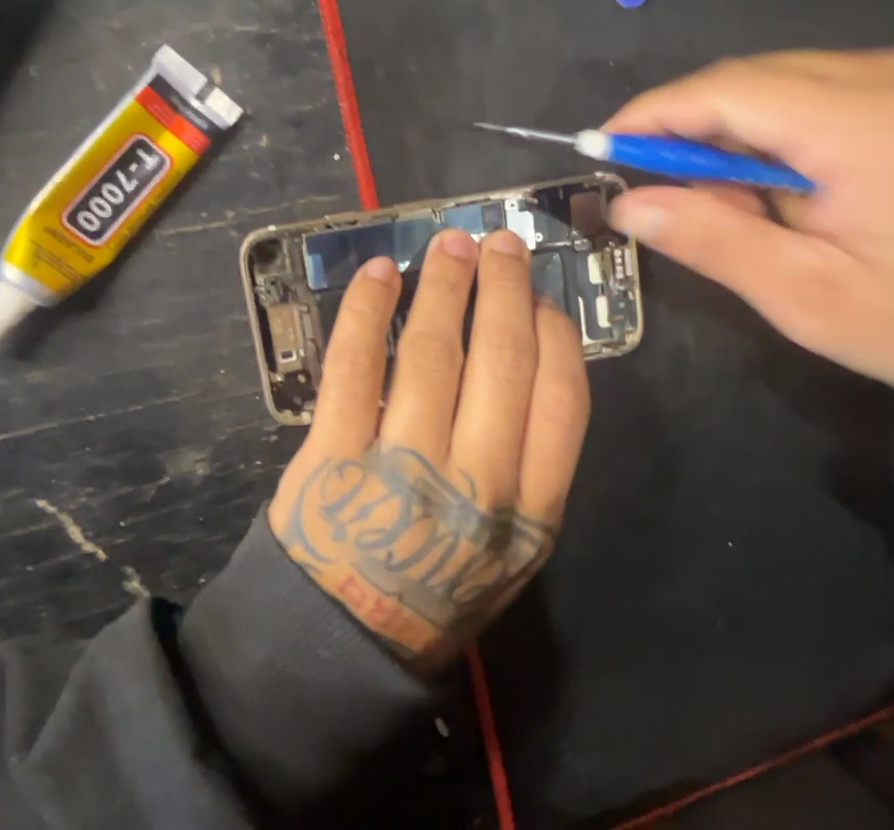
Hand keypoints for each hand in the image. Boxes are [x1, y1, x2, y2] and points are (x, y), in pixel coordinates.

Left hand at [268, 230, 590, 671]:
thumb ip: (531, 472)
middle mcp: (475, 484)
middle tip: (501, 243)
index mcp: (531, 514)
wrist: (340, 651)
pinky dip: (365, 311)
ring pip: (431, 353)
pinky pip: (353, 367)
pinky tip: (378, 274)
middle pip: (501, 362)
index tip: (546, 300)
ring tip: (449, 245)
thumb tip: (532, 367)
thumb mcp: (512, 556)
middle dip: (504, 289)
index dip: (557, 336)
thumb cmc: (434, 596)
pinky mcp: (332, 457)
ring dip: (443, 286)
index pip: (562, 401)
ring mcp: (401, 467)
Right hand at [604, 48, 893, 393]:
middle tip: (653, 186)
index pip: (730, 90)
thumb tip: (630, 204)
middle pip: (757, 77)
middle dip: (691, 123)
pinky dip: (782, 126)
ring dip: (737, 127)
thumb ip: (715, 239)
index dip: (653, 113)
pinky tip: (780, 179)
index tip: (600, 147)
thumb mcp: (812, 298)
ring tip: (720, 194)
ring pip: (790, 80)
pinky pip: (830, 90)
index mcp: (871, 124)